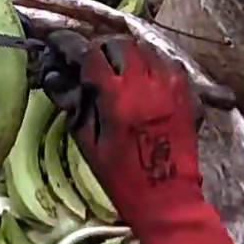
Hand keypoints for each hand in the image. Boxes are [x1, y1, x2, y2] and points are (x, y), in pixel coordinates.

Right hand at [38, 27, 243, 243]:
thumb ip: (72, 102)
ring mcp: (170, 86)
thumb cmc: (121, 174)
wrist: (168, 200)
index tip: (56, 42)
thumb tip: (56, 75)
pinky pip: (168, 61)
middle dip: (99, 49)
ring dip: (125, 53)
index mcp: (116, 96)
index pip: (88, 52)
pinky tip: (144, 75)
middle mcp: (144, 83)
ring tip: (117, 67)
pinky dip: (152, 61)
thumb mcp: (85, 139)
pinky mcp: (187, 94)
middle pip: (117, 44)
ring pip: (144, 48)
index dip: (68, 43)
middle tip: (90, 63)